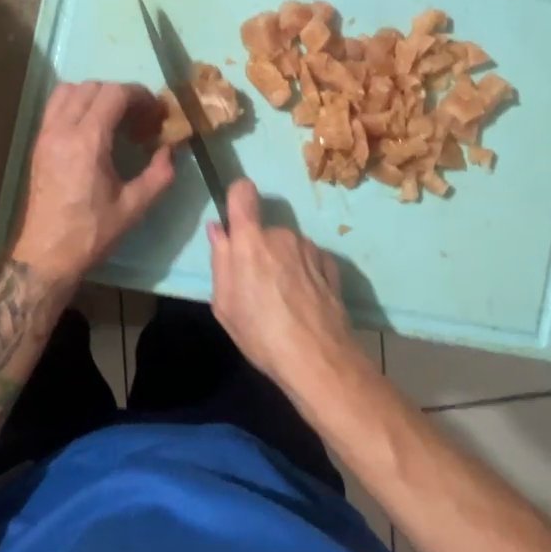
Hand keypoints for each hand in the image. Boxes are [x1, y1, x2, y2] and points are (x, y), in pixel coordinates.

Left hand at [11, 81, 175, 286]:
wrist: (47, 254)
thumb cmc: (92, 233)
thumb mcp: (134, 207)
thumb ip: (159, 174)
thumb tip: (171, 150)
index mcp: (87, 142)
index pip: (114, 94)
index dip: (139, 95)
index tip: (154, 112)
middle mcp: (62, 130)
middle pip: (93, 87)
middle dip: (120, 95)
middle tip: (139, 119)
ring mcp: (46, 134)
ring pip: (70, 90)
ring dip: (95, 95)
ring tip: (114, 118)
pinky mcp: (38, 143)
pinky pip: (55, 106)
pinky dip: (75, 103)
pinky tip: (92, 127)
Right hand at [206, 179, 360, 390]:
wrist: (318, 359)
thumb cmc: (260, 333)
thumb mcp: (225, 304)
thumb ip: (220, 260)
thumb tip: (218, 230)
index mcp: (250, 240)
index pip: (242, 192)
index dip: (237, 200)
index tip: (236, 221)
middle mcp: (282, 234)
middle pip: (265, 231)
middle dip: (259, 250)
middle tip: (256, 287)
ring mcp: (311, 248)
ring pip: (288, 247)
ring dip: (283, 263)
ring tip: (283, 301)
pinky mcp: (331, 265)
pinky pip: (309, 260)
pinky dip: (305, 274)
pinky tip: (304, 302)